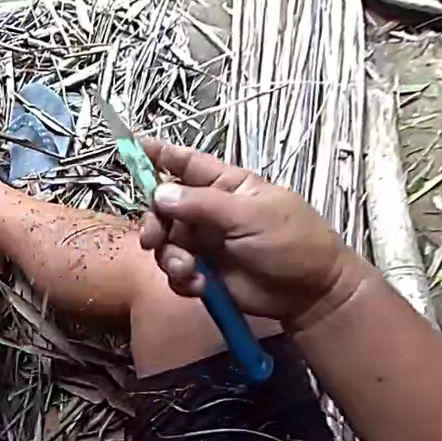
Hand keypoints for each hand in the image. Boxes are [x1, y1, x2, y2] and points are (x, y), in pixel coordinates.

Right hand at [137, 139, 372, 329]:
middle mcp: (209, 213)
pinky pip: (176, 273)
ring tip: (188, 270)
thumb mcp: (250, 216)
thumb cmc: (292, 242)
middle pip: (163, 209)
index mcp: (226, 187)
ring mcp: (205, 244)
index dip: (160, 154)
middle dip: (154, 223)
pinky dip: (182, 280)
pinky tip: (199, 286)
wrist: (309, 293)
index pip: (188, 163)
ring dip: (170, 258)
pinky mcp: (204, 274)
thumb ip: (202, 204)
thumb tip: (160, 192)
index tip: (132, 146)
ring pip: (166, 244)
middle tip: (153, 239)